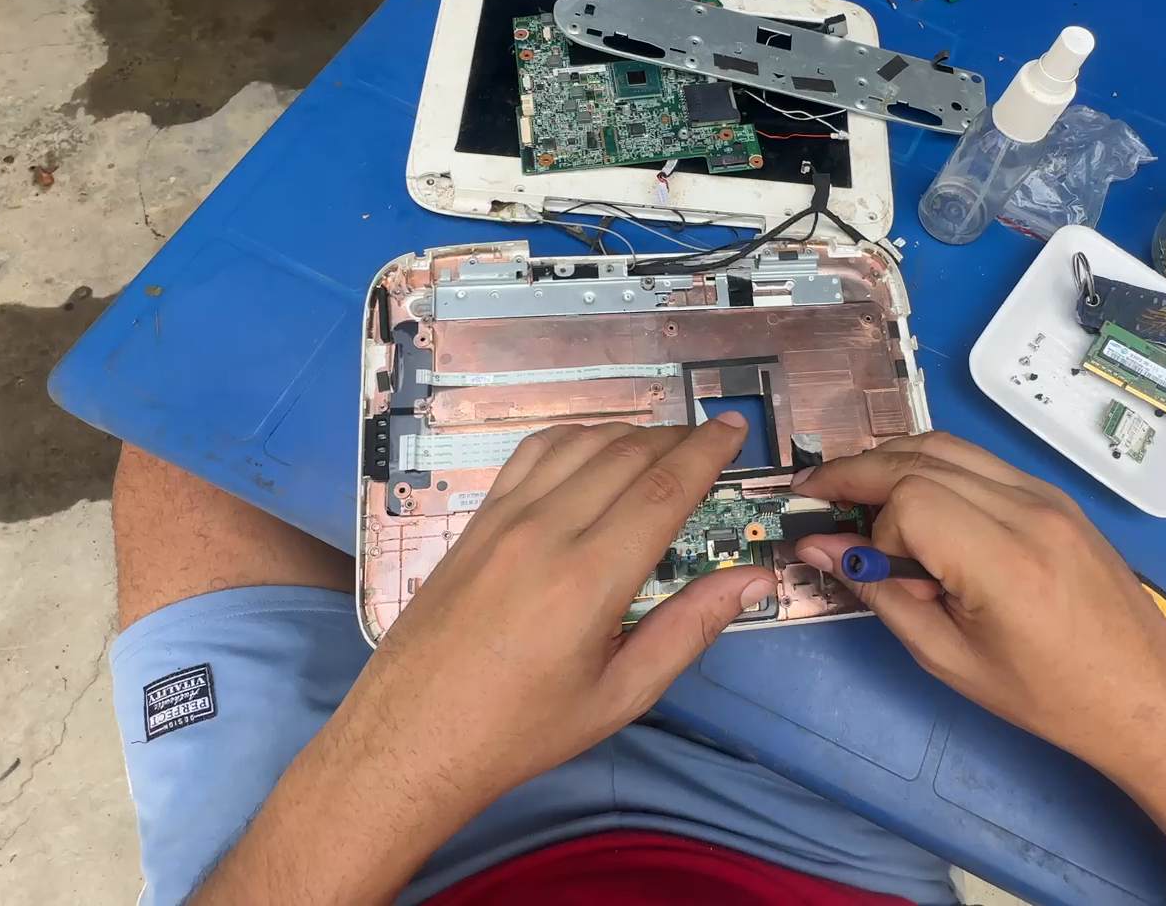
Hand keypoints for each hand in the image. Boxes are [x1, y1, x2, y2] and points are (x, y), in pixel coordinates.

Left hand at [354, 417, 771, 805]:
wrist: (411, 737)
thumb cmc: (524, 728)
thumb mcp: (620, 695)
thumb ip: (691, 628)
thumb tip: (754, 579)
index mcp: (590, 578)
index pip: (664, 489)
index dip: (707, 451)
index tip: (735, 428)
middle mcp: (548, 530)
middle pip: (629, 455)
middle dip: (679, 439)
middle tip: (710, 442)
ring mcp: (506, 516)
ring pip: (583, 444)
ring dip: (633, 434)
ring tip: (664, 445)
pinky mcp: (479, 517)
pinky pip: (535, 452)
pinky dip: (577, 436)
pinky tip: (595, 448)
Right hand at [790, 433, 1165, 777]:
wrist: (1149, 697)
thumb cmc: (1046, 696)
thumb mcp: (948, 658)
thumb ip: (878, 593)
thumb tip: (817, 547)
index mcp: (1005, 562)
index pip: (911, 500)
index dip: (874, 529)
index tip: (873, 567)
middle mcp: (1027, 510)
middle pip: (917, 458)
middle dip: (855, 471)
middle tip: (812, 492)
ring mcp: (1044, 493)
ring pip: (942, 444)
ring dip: (887, 459)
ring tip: (853, 489)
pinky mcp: (1051, 492)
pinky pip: (973, 458)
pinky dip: (927, 463)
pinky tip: (908, 491)